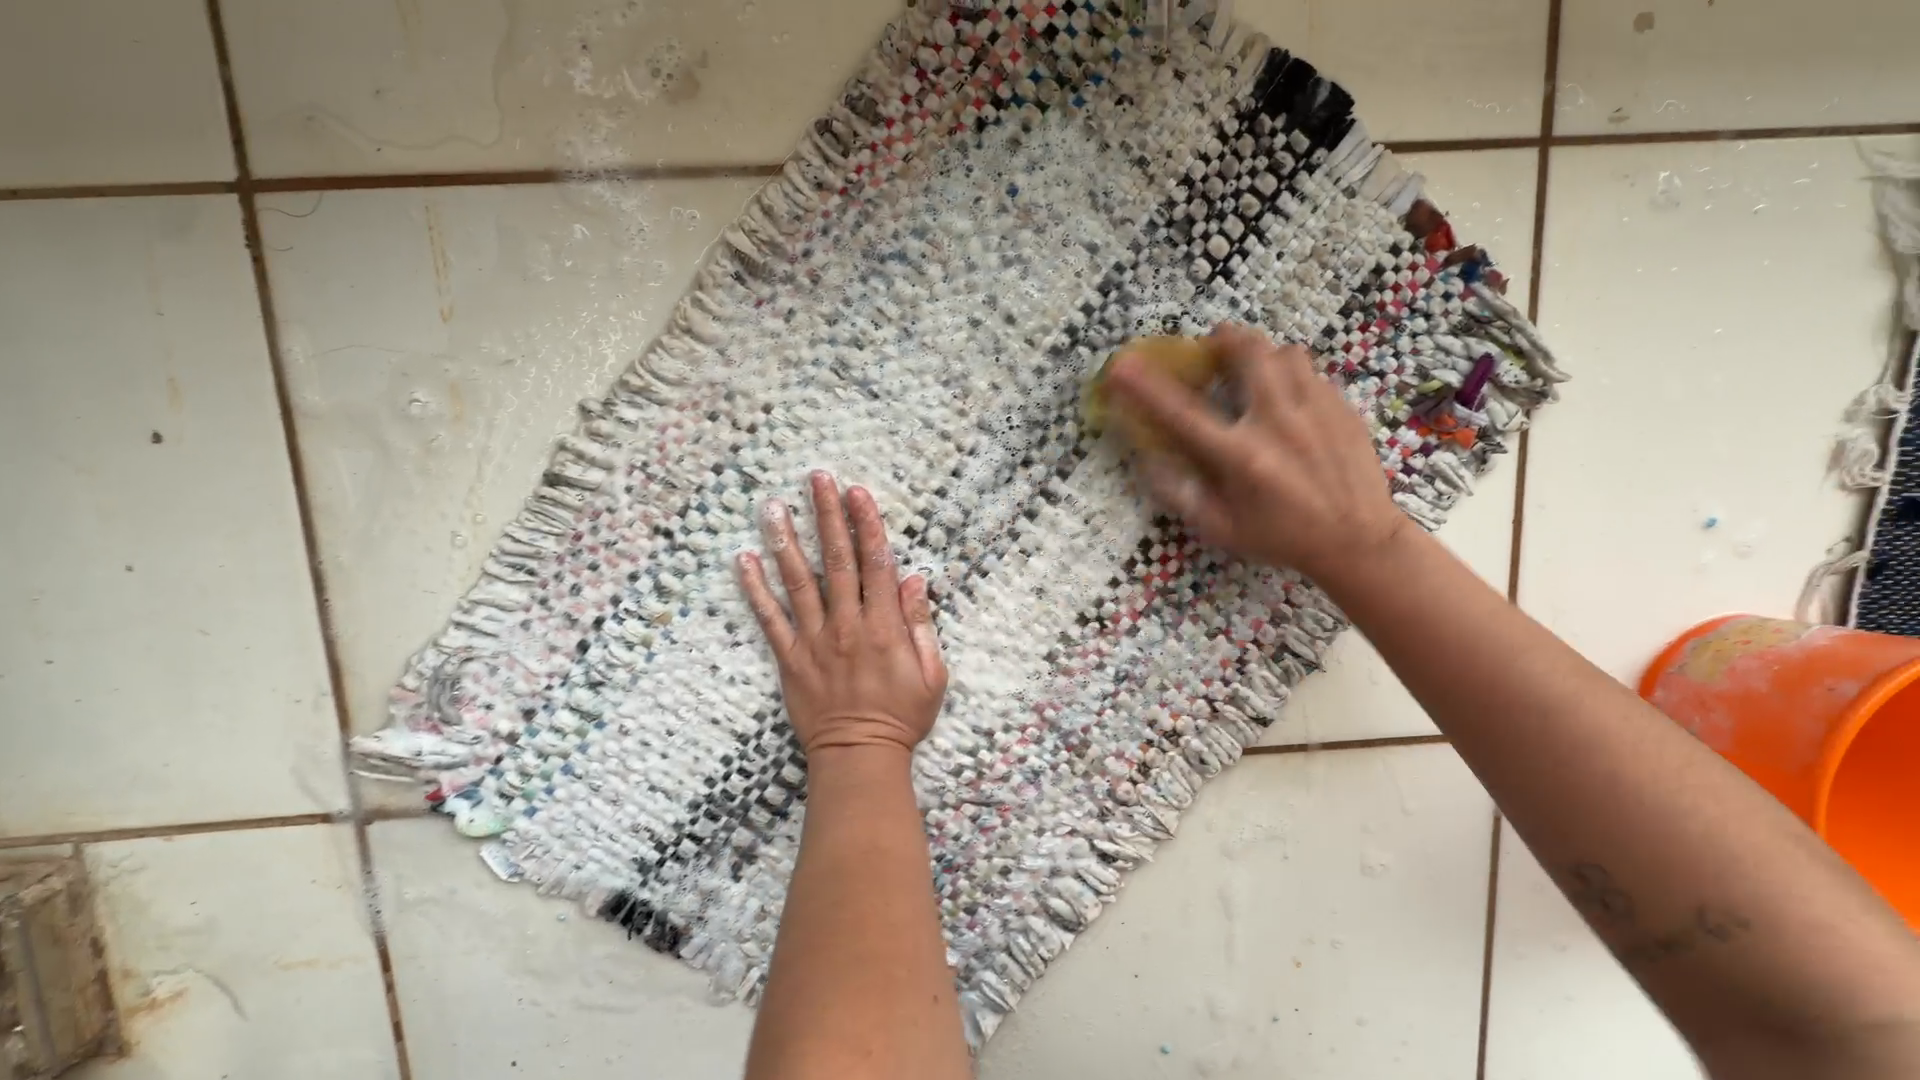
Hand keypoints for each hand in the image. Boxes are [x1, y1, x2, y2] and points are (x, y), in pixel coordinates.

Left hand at [737, 471, 948, 756]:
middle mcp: (847, 626)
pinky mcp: (790, 660)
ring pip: (799, 582)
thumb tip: (913, 579)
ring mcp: (815, 641)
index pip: (875, 564)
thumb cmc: (902, 717)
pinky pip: (770, 620)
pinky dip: (755, 590)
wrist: (859, 756)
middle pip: (837, 561)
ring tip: (773, 506)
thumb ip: (920, 624)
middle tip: (818, 480)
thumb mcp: (931, 674)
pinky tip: (744, 560)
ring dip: (787, 541)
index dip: (867, 525)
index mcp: (883, 627)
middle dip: (827, 517)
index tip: (858, 493)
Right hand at [1104, 323, 1407, 583]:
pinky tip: (1288, 399)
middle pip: (1249, 353)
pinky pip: (1311, 373)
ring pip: (1285, 353)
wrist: (1359, 541)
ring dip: (1262, 355)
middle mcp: (1277, 423)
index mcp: (1241, 457)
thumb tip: (1150, 460)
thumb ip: (1181, 494)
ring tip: (1256, 371)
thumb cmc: (1282, 537)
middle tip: (1214, 348)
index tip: (1122, 366)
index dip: (1146, 388)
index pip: (1182, 413)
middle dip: (1225, 340)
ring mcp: (1316, 409)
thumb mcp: (1222, 528)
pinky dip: (1292, 376)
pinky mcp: (1342, 408)